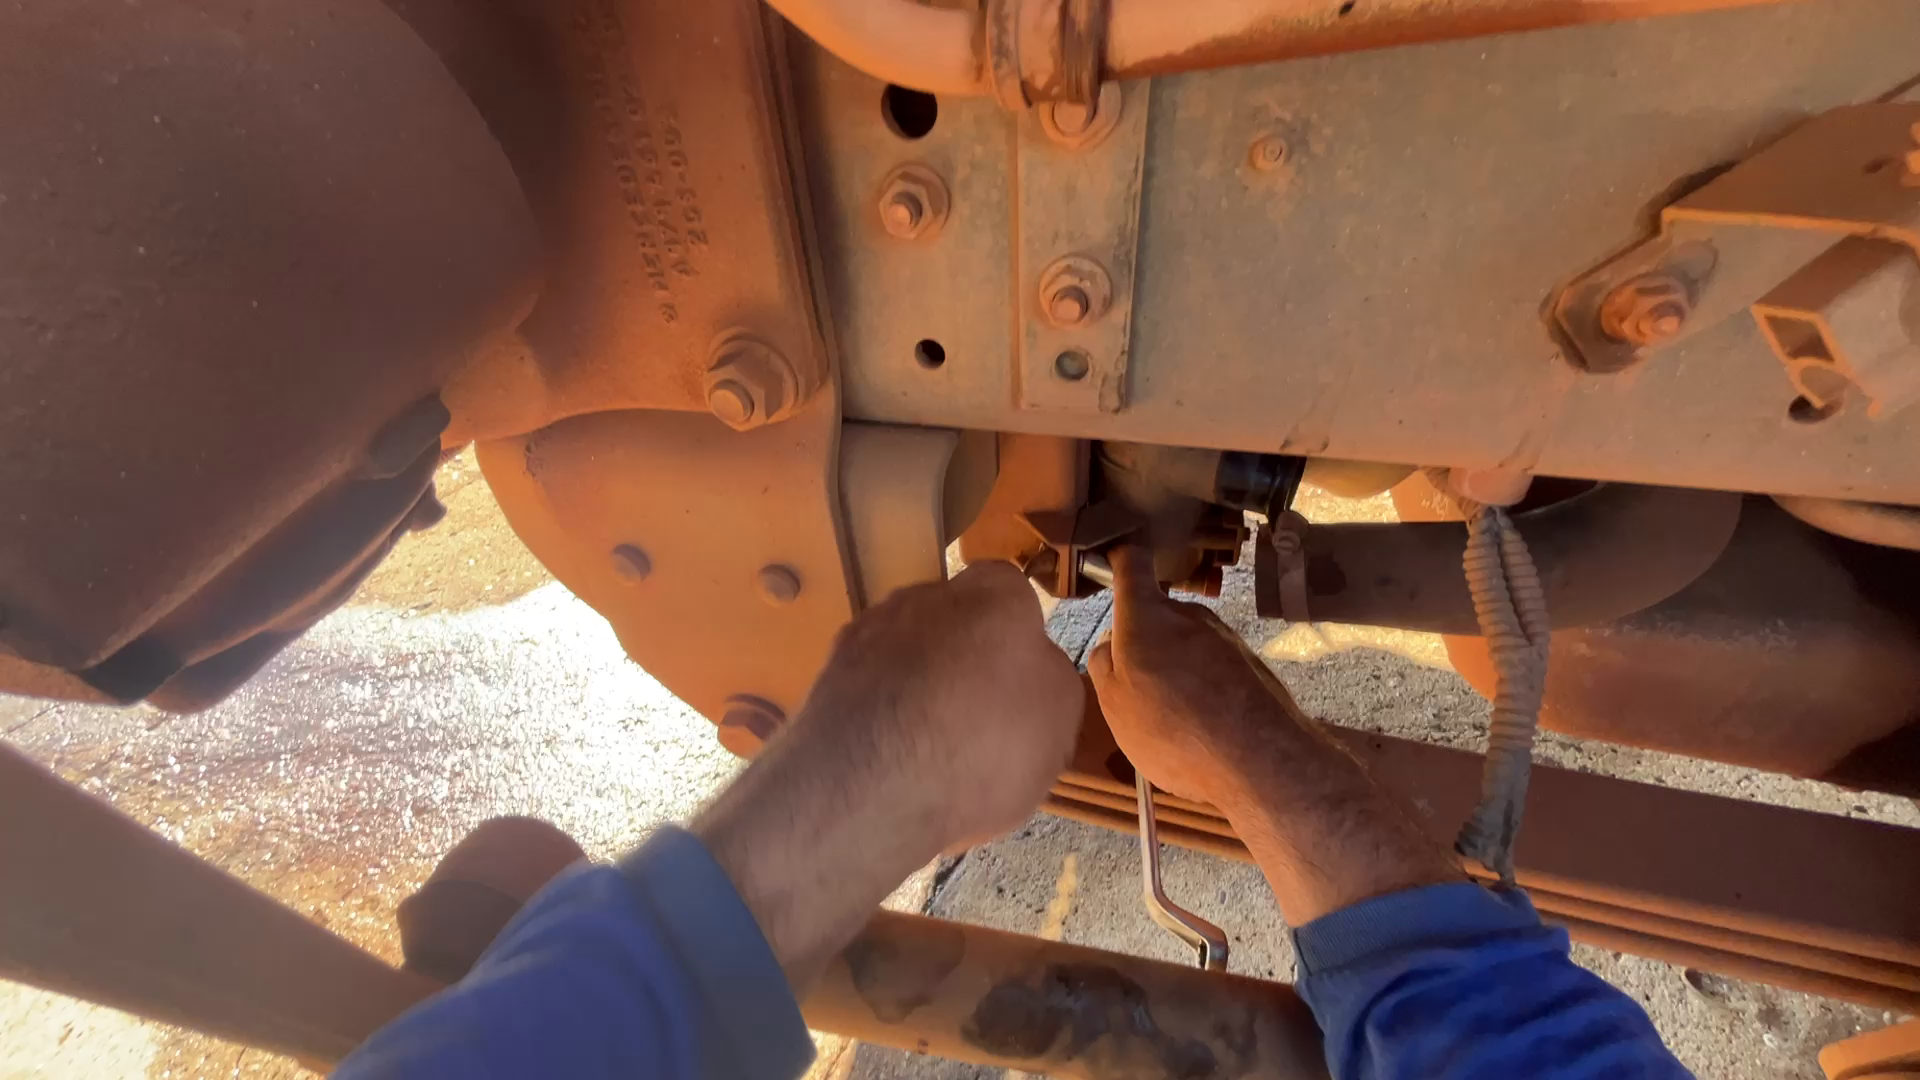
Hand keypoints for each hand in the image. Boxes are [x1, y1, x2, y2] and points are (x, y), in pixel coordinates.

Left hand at [692, 560, 1082, 989]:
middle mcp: (924, 595)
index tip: (1018, 676)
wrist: (868, 794)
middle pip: (954, 616)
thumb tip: (1029, 660)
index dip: (1015, 631)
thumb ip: (1046, 670)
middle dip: (964, 655)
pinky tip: (891, 753)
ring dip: (919, 680)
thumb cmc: (985, 746)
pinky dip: (883, 707)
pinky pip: (871, 681)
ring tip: (929, 743)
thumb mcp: (1059, 714)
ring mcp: (869, 629)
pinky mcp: (828, 670)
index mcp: (990, 594)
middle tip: (978, 714)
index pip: (1008, 587)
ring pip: (908, 647)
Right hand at [1087, 546, 1304, 802]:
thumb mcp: (1113, 704)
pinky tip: (1203, 725)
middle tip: (1137, 683)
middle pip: (1158, 612)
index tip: (1111, 562)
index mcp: (1147, 615)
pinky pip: (1212, 665)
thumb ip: (1104, 665)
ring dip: (1175, 665)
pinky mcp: (1250, 662)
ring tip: (1173, 715)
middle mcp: (1188, 614)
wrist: (1261, 759)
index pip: (1132, 564)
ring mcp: (1223, 636)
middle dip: (1144, 638)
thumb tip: (1111, 643)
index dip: (1119, 559)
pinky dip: (1202, 685)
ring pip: (1185, 641)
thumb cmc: (1171, 728)